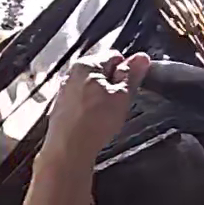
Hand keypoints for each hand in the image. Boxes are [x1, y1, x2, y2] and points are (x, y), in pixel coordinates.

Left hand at [41, 51, 149, 168]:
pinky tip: (96, 121)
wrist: (69, 149)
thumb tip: (141, 58)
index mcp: (87, 64)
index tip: (133, 84)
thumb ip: (132, 74)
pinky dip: (91, 109)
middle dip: (115, 84)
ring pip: (92, 87)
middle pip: (102, 71)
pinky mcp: (62, 107)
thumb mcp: (122, 95)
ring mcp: (65, 90)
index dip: (128, 70)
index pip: (115, 56)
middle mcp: (72, 73)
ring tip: (109, 115)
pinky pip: (83, 101)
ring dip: (103, 97)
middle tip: (122, 102)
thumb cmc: (94, 122)